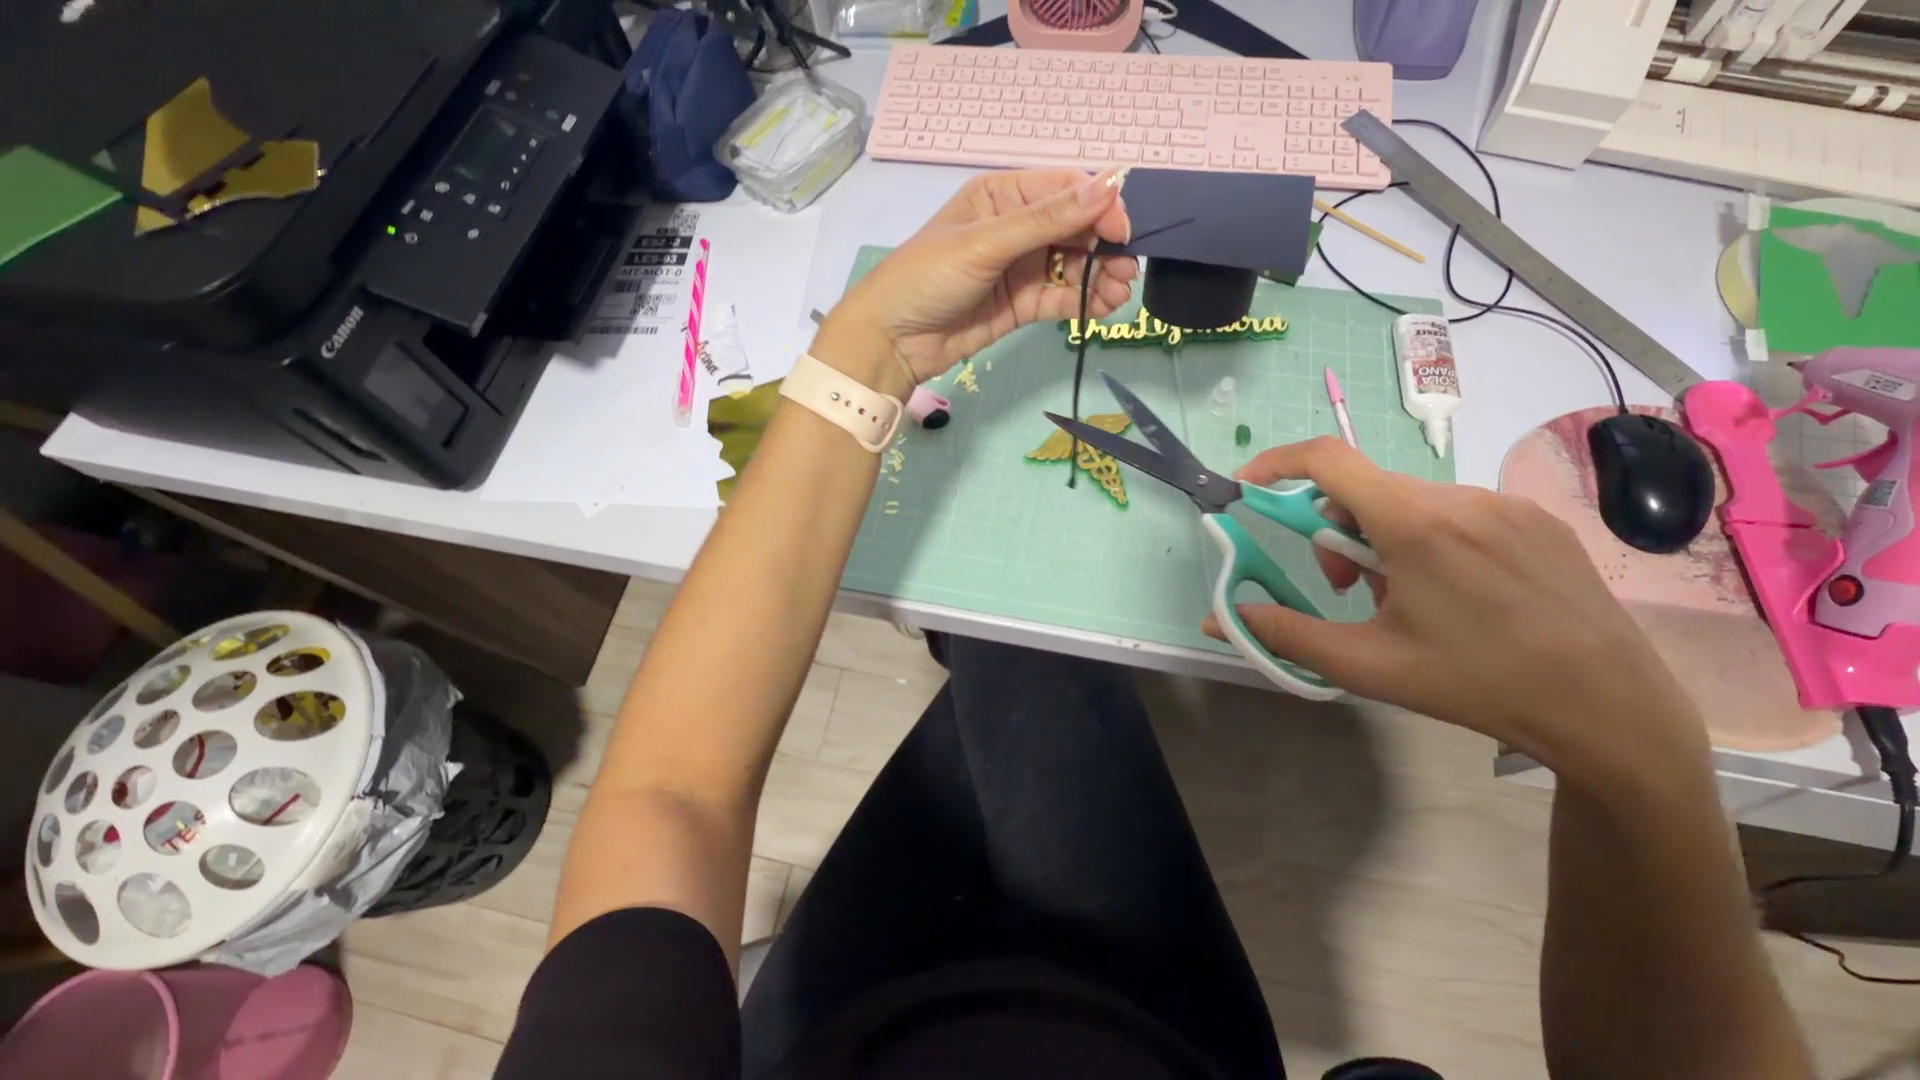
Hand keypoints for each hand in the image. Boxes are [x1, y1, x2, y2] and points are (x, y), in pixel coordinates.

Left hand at [812, 167, 1137, 396]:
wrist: (892, 340)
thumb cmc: (928, 277)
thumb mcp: (986, 243)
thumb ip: (1047, 219)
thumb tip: (1109, 184)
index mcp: (1003, 195)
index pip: (1066, 189)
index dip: (1100, 206)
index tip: (1122, 232)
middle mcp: (1016, 226)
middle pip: (1077, 227)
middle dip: (1106, 246)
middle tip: (1126, 271)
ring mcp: (1021, 267)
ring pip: (1075, 264)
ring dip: (1101, 276)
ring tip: (1117, 295)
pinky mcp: (1022, 303)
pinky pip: (1063, 296)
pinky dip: (1085, 301)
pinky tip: (1102, 310)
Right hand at [1209, 437, 1708, 780]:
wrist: (1606, 704)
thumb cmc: (1475, 683)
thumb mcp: (1367, 665)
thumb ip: (1285, 634)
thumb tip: (1219, 619)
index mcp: (1414, 525)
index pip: (1327, 459)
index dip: (1277, 463)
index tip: (1250, 488)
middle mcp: (1460, 498)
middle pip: (1366, 488)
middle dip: (1337, 530)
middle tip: (1348, 588)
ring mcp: (1506, 505)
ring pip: (1413, 502)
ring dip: (1385, 539)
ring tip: (1409, 601)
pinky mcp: (1538, 520)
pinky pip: (1459, 513)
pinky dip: (1431, 540)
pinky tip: (1460, 595)